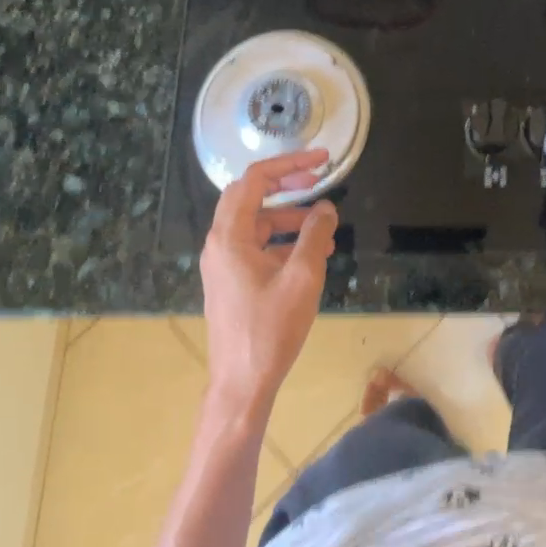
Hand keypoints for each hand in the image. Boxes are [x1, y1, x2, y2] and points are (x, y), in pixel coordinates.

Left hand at [200, 149, 339, 405]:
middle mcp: (220, 244)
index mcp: (229, 236)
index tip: (321, 161)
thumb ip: (314, 235)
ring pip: (256, 224)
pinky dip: (283, 242)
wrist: (241, 385)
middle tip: (319, 180)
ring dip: (289, 217)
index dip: (289, 164)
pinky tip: (311, 255)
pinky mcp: (232, 283)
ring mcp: (223, 264)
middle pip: (250, 197)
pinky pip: (257, 247)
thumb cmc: (270, 330)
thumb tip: (326, 208)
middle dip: (286, 185)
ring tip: (324, 227)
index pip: (254, 180)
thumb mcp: (302, 278)